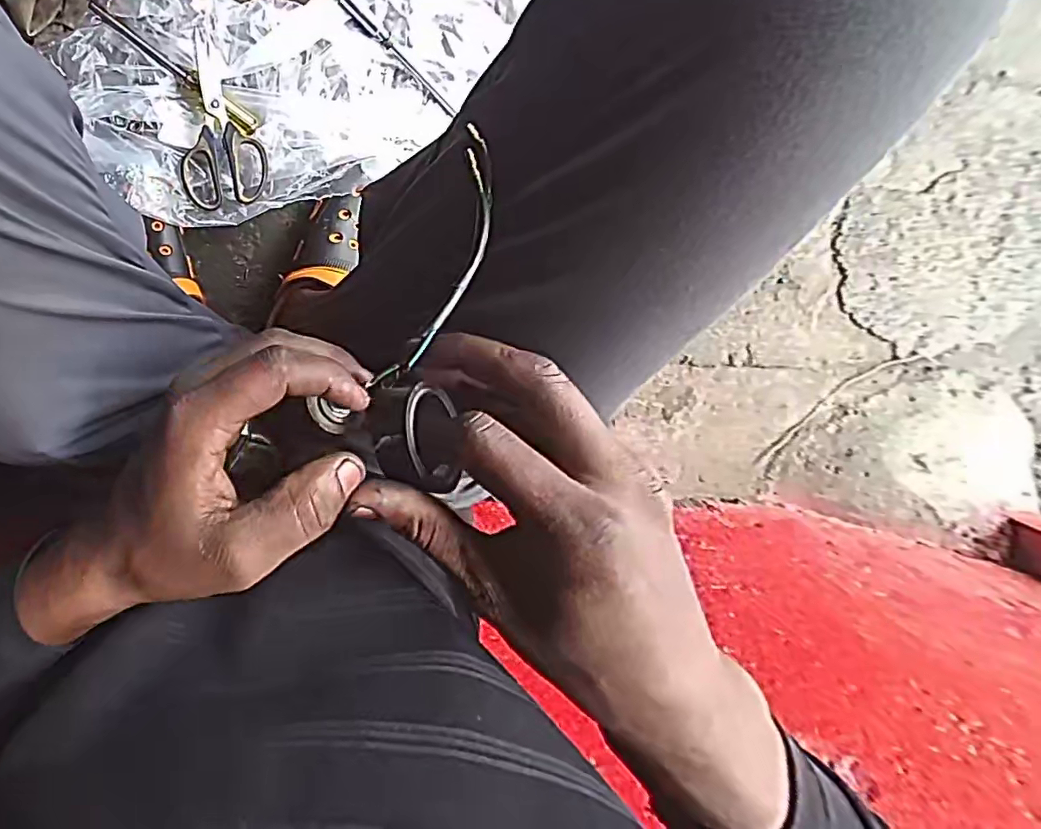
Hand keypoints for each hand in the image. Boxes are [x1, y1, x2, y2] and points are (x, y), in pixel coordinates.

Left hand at [17, 333, 370, 645]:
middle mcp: (191, 392)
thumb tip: (345, 471)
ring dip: (309, 359)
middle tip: (362, 386)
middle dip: (325, 357)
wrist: (115, 548)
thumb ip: (299, 513)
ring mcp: (191, 390)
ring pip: (260, 346)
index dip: (325, 373)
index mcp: (197, 420)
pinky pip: (249, 364)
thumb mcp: (239, 554)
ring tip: (347, 387)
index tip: (358, 396)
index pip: (273, 366)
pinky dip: (289, 370)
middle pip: (269, 344)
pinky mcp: (197, 398)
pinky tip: (312, 393)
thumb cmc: (161, 552)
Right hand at [347, 334, 788, 828]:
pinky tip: (493, 410)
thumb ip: (426, 528)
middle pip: (540, 382)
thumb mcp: (493, 591)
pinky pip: (576, 411)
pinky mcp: (632, 468)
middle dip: (476, 356)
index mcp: (576, 521)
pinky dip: (526, 398)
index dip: (434, 424)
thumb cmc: (590, 653)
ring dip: (500, 373)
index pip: (487, 436)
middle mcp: (614, 481)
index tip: (406, 427)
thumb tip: (369, 496)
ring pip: (561, 389)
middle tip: (429, 356)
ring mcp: (631, 470)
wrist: (671, 683)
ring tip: (451, 379)